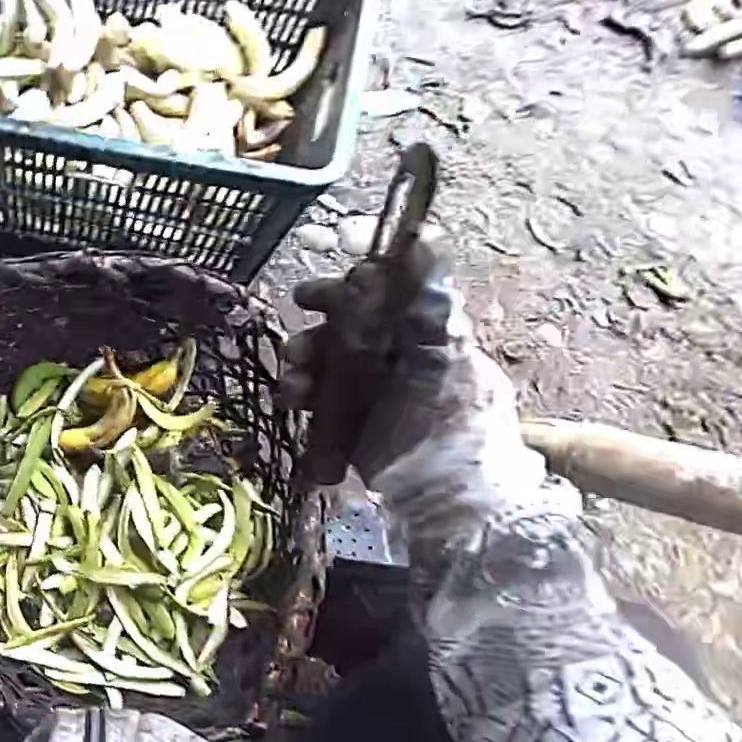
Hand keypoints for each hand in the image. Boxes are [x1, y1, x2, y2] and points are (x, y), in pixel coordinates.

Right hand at [279, 239, 477, 483]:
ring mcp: (370, 386)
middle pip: (342, 327)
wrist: (447, 503)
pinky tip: (293, 406)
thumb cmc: (448, 430)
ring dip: (299, 369)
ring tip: (294, 391)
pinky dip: (299, 395)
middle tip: (295, 350)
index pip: (380, 295)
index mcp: (423, 333)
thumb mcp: (440, 363)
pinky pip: (316, 394)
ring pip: (323, 361)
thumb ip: (427, 306)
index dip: (344, 290)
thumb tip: (424, 237)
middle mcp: (394, 353)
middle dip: (312, 335)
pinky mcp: (349, 416)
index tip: (310, 299)